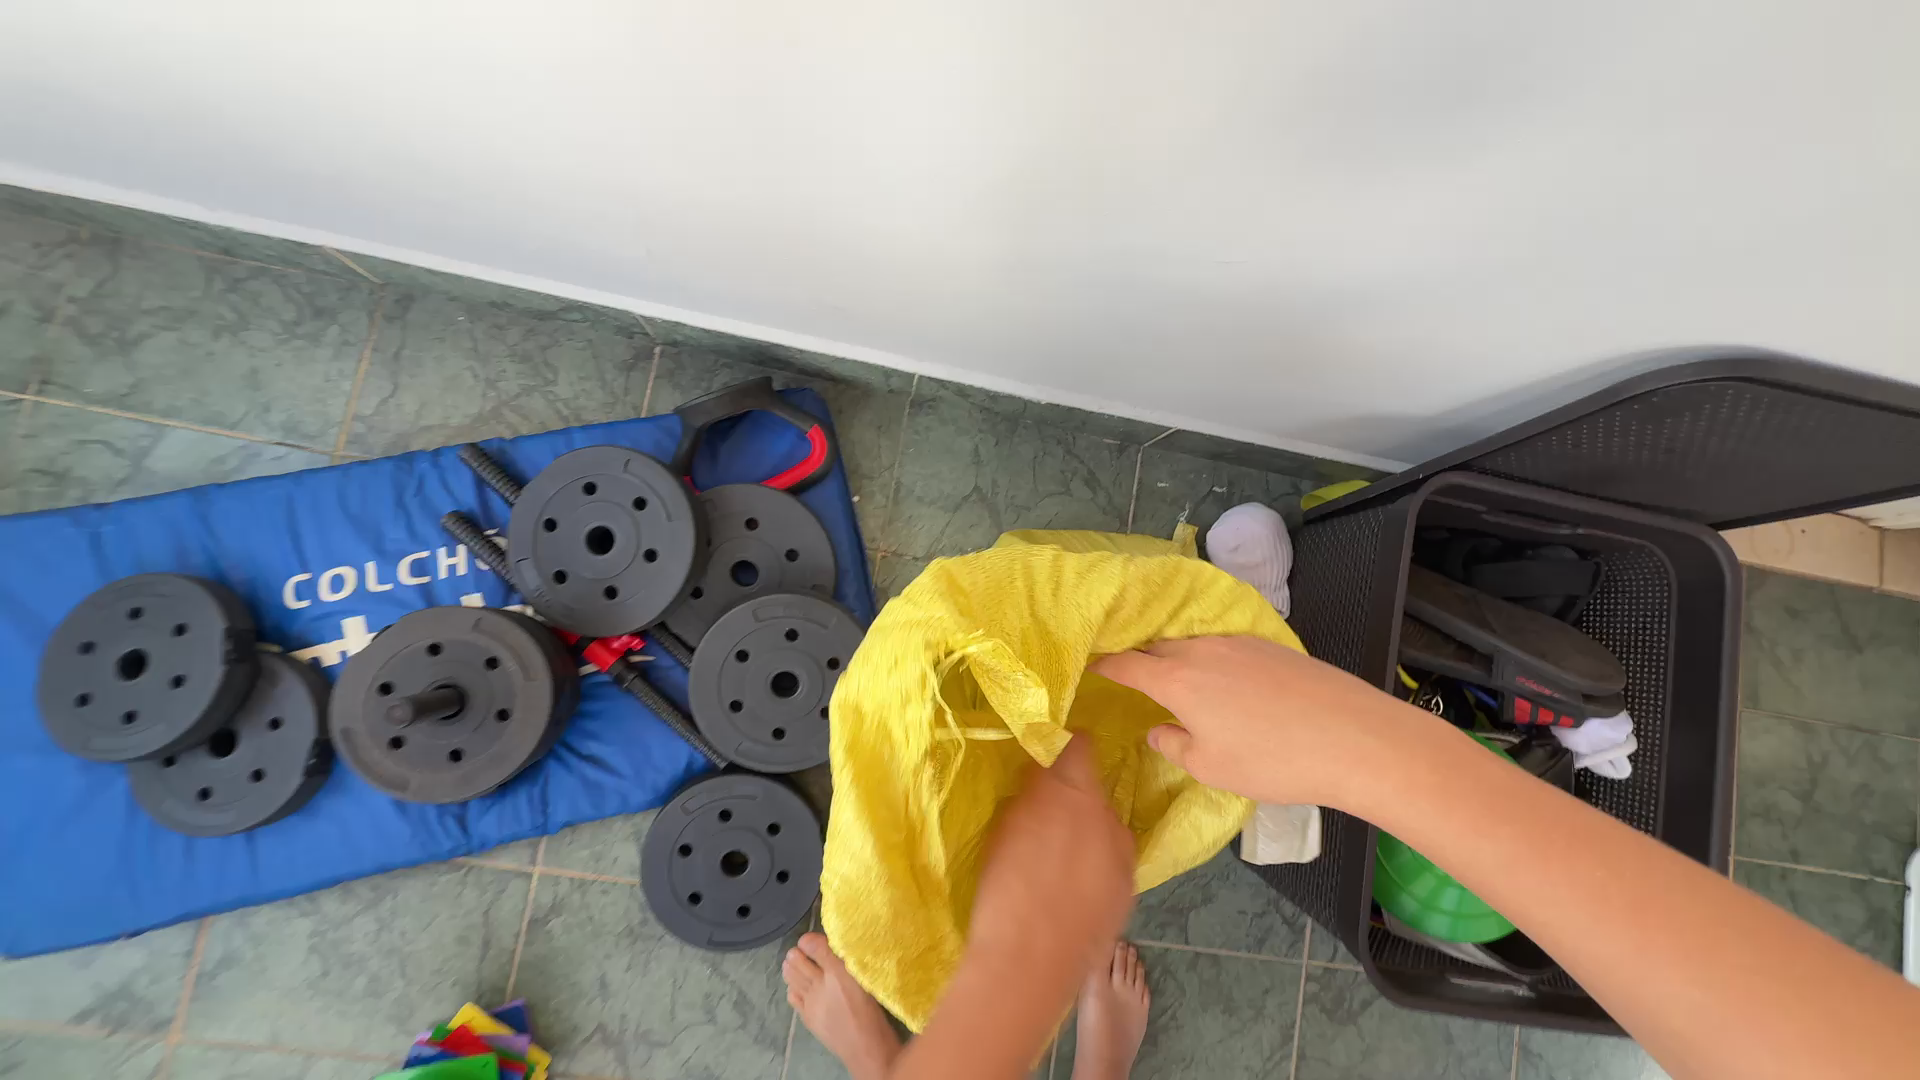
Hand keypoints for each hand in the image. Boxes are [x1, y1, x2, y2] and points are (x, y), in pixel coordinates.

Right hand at [967, 735, 1135, 972]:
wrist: (1030, 961)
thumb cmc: (1003, 888)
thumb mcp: (1007, 825)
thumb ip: (1033, 791)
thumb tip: (1043, 770)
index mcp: (1069, 791)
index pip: (1081, 743)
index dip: (1066, 746)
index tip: (1051, 754)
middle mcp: (1104, 813)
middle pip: (1093, 789)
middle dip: (1073, 796)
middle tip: (1047, 821)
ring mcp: (1123, 851)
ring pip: (1106, 826)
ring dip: (1088, 832)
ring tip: (1061, 863)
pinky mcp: (1131, 885)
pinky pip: (1113, 860)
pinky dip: (1098, 865)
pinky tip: (1075, 890)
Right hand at [1092, 635, 1439, 809]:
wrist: (1356, 737)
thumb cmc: (1273, 760)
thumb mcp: (1212, 768)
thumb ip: (1175, 746)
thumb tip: (1159, 729)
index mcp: (1176, 680)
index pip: (1126, 665)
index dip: (1105, 666)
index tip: (1092, 668)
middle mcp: (1200, 651)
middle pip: (1155, 647)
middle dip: (1138, 659)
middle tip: (1130, 676)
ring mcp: (1237, 642)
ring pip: (1190, 643)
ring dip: (1174, 657)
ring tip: (1175, 678)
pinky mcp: (1269, 644)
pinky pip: (1222, 644)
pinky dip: (1208, 656)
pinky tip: (1223, 679)